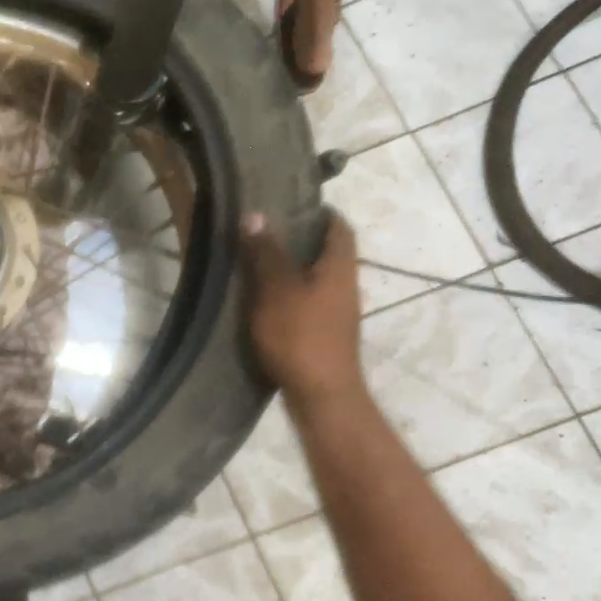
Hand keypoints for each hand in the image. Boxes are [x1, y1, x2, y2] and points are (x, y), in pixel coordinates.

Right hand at [244, 211, 364, 407]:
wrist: (322, 394)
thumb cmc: (300, 336)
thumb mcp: (276, 290)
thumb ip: (265, 253)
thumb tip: (255, 214)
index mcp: (339, 266)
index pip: (338, 226)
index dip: (319, 212)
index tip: (290, 206)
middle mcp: (346, 285)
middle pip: (328, 253)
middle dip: (301, 241)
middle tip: (265, 234)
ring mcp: (338, 313)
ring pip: (317, 279)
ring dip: (294, 270)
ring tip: (258, 267)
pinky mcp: (326, 336)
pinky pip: (310, 304)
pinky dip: (291, 296)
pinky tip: (265, 304)